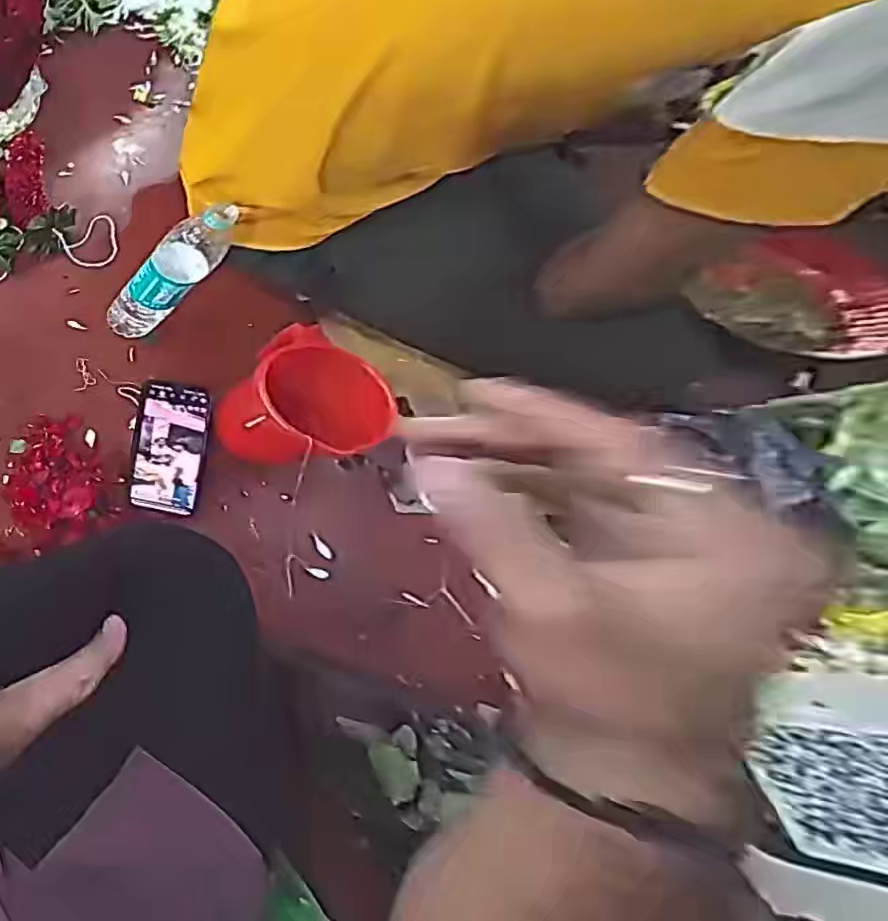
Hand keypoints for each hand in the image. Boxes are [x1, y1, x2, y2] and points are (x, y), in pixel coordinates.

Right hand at [401, 381, 832, 822]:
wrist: (618, 763)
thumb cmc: (602, 685)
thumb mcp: (545, 601)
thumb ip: (488, 523)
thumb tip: (428, 461)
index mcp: (725, 534)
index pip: (628, 445)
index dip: (544, 412)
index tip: (473, 390)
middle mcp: (711, 530)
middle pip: (595, 457)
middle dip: (504, 440)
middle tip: (428, 428)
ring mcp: (672, 547)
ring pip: (576, 478)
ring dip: (499, 462)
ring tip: (430, 452)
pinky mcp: (632, 563)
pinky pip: (567, 505)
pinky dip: (511, 490)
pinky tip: (462, 485)